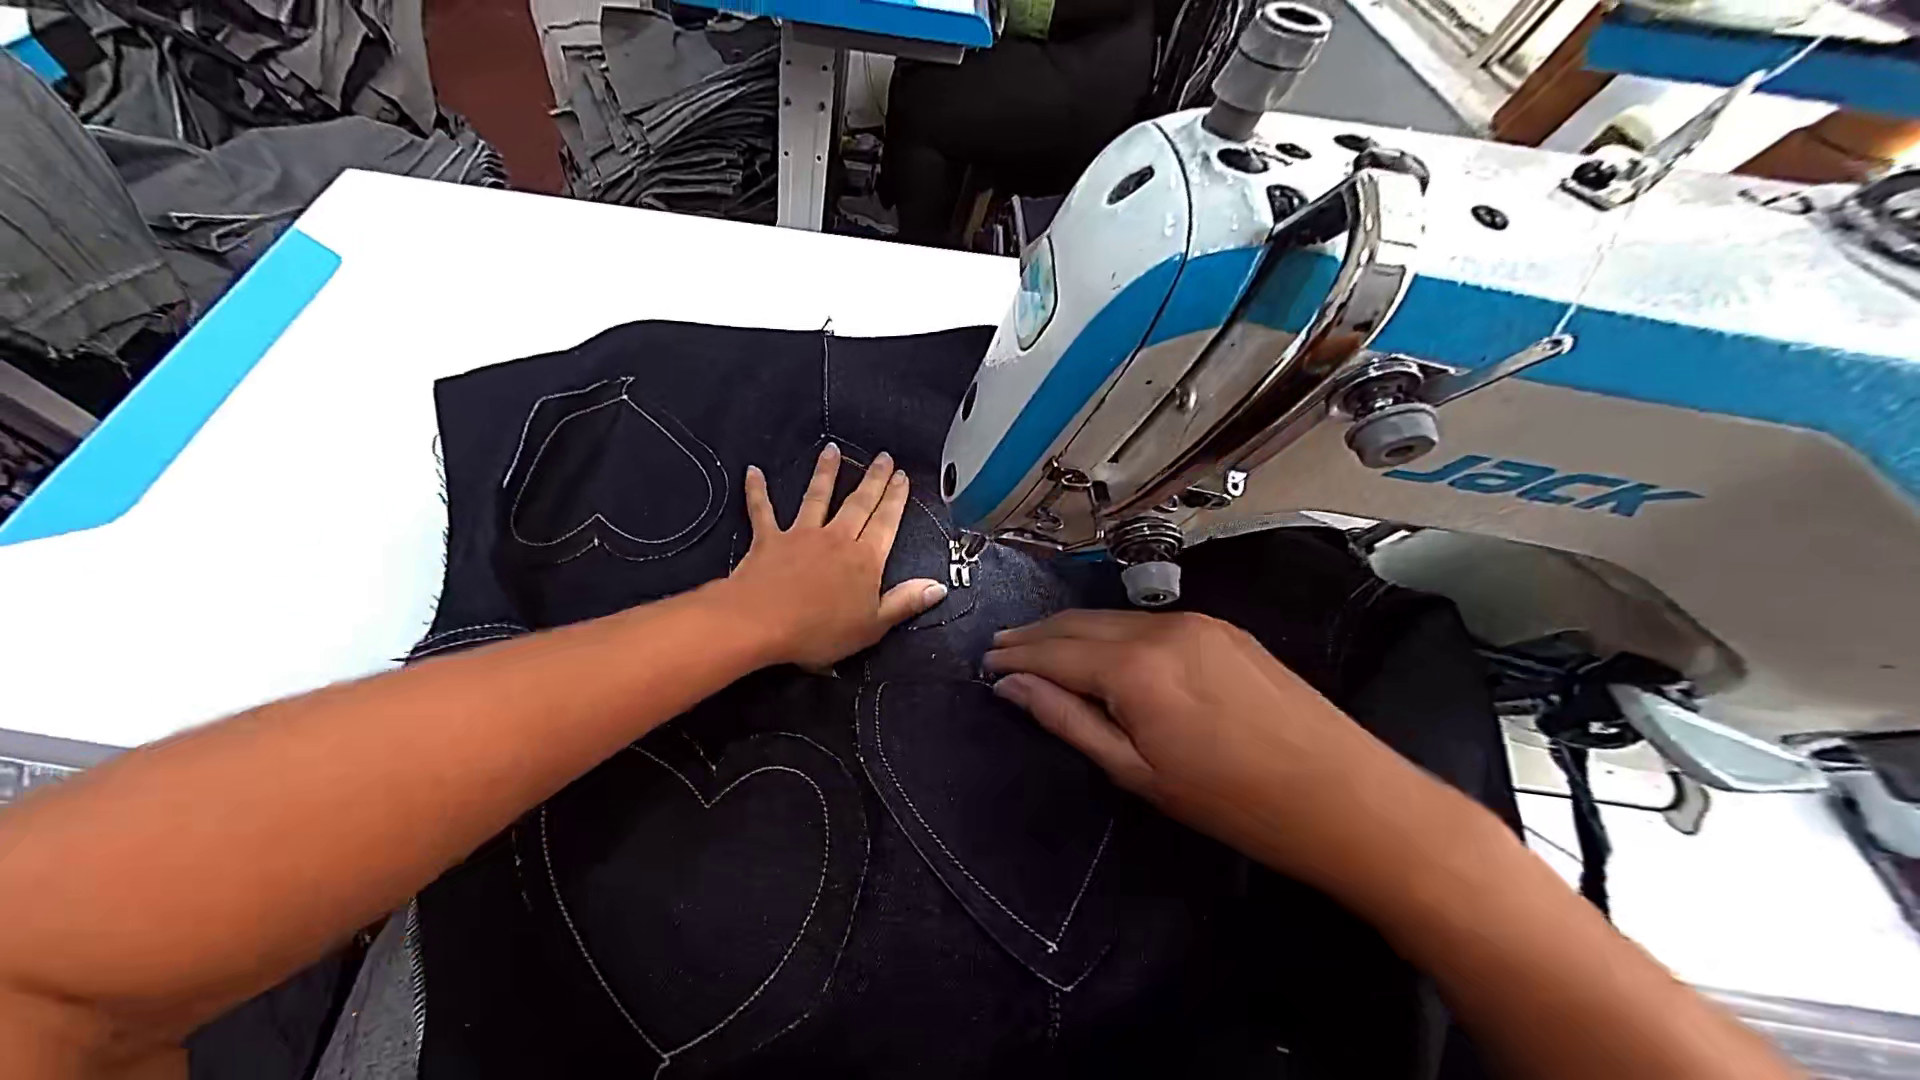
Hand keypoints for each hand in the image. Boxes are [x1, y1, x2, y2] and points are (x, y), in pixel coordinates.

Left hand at [723, 443, 947, 669]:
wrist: (761, 623)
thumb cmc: (819, 631)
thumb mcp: (873, 626)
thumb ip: (905, 602)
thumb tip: (938, 587)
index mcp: (864, 560)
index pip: (886, 522)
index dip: (896, 498)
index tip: (902, 477)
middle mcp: (836, 539)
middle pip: (859, 503)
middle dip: (873, 479)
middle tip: (883, 458)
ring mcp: (801, 535)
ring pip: (817, 497)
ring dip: (826, 472)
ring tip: (833, 450)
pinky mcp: (768, 540)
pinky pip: (762, 510)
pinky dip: (757, 491)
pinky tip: (753, 472)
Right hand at [984, 610, 1446, 889]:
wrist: (1346, 796)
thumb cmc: (1232, 801)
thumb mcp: (1136, 772)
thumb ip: (1067, 719)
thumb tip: (1013, 685)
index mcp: (1134, 667)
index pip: (1055, 651)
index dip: (1017, 656)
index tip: (987, 661)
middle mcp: (1160, 628)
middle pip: (1078, 623)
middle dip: (1036, 635)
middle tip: (1002, 648)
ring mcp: (1196, 621)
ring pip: (1113, 618)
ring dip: (1072, 631)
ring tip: (1042, 647)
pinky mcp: (1221, 627)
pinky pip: (1148, 622)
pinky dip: (1113, 633)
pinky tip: (1102, 648)